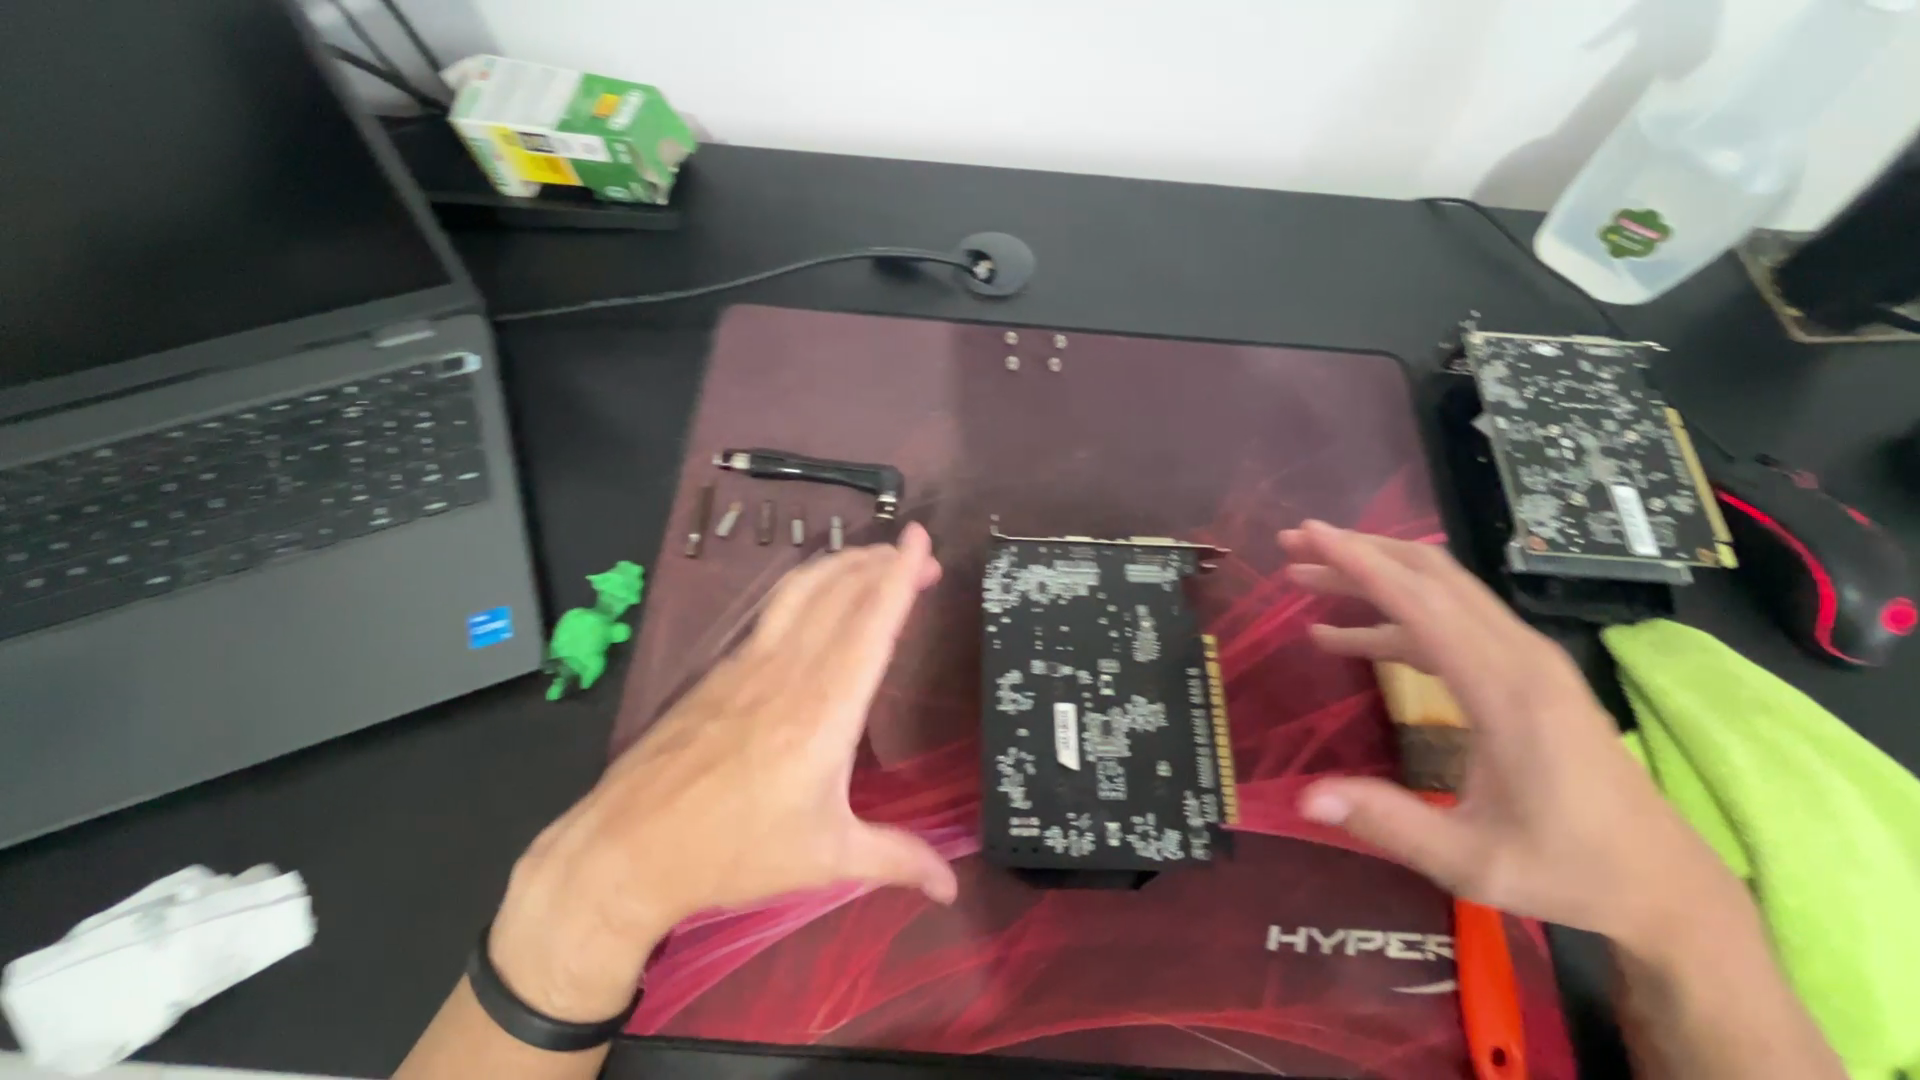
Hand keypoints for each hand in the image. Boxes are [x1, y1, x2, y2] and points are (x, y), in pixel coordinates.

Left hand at [487, 524, 956, 1020]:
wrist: (629, 847)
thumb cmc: (733, 852)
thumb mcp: (826, 859)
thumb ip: (897, 860)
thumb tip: (951, 887)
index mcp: (824, 710)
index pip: (870, 625)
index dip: (899, 576)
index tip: (922, 539)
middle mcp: (788, 672)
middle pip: (840, 593)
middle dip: (882, 563)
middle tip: (918, 554)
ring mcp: (748, 665)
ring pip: (802, 592)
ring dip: (843, 566)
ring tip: (876, 560)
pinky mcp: (721, 672)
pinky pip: (775, 612)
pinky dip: (809, 589)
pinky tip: (818, 601)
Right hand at [1281, 521, 1738, 951]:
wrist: (1663, 882)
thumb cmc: (1569, 870)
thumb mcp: (1472, 862)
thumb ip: (1388, 822)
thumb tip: (1305, 797)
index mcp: (1507, 692)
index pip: (1422, 603)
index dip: (1360, 563)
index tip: (1308, 534)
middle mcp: (1520, 658)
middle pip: (1432, 576)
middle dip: (1358, 553)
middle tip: (1294, 544)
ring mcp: (1528, 661)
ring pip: (1442, 592)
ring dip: (1374, 578)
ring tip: (1306, 578)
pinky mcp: (1526, 674)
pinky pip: (1452, 625)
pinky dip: (1395, 619)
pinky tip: (1346, 638)